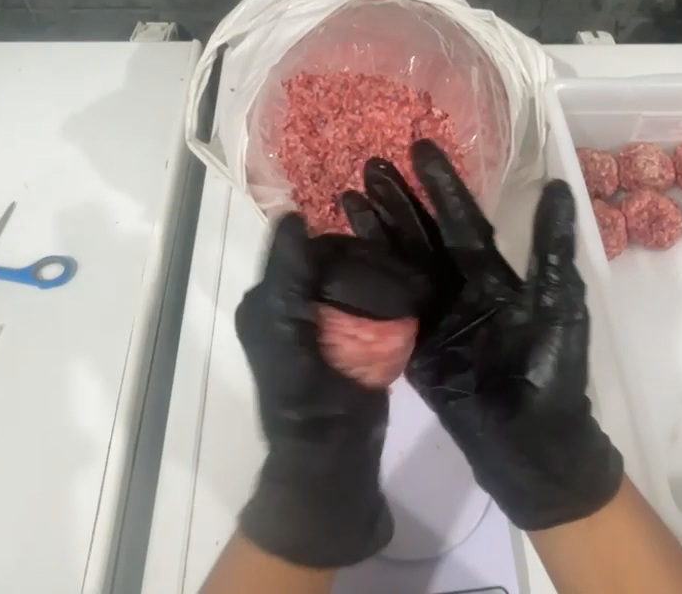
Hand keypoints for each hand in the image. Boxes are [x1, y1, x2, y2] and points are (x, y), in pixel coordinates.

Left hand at [233, 215, 411, 567]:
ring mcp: (316, 321)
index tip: (389, 266)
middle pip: (338, 261)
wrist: (332, 463)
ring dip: (387, 285)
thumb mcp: (292, 333)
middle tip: (409, 288)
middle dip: (375, 270)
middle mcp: (286, 303)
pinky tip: (409, 309)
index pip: (312, 250)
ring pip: (357, 277)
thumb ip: (289, 275)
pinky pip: (366, 301)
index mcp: (268, 299)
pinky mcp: (341, 336)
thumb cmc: (311, 402)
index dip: (351, 252)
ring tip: (413, 298)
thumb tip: (291, 217)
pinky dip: (389, 302)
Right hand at [341, 141, 623, 530]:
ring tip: (348, 195)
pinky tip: (345, 251)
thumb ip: (552, 246)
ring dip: (376, 229)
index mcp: (494, 273)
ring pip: (400, 262)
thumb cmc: (553, 369)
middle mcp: (460, 285)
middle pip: (423, 234)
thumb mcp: (560, 302)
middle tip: (371, 163)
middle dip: (398, 199)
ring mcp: (434, 314)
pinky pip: (387, 305)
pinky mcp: (413, 344)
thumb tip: (559, 184)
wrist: (531, 444)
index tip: (421, 147)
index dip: (443, 184)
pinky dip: (366, 277)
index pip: (463, 218)